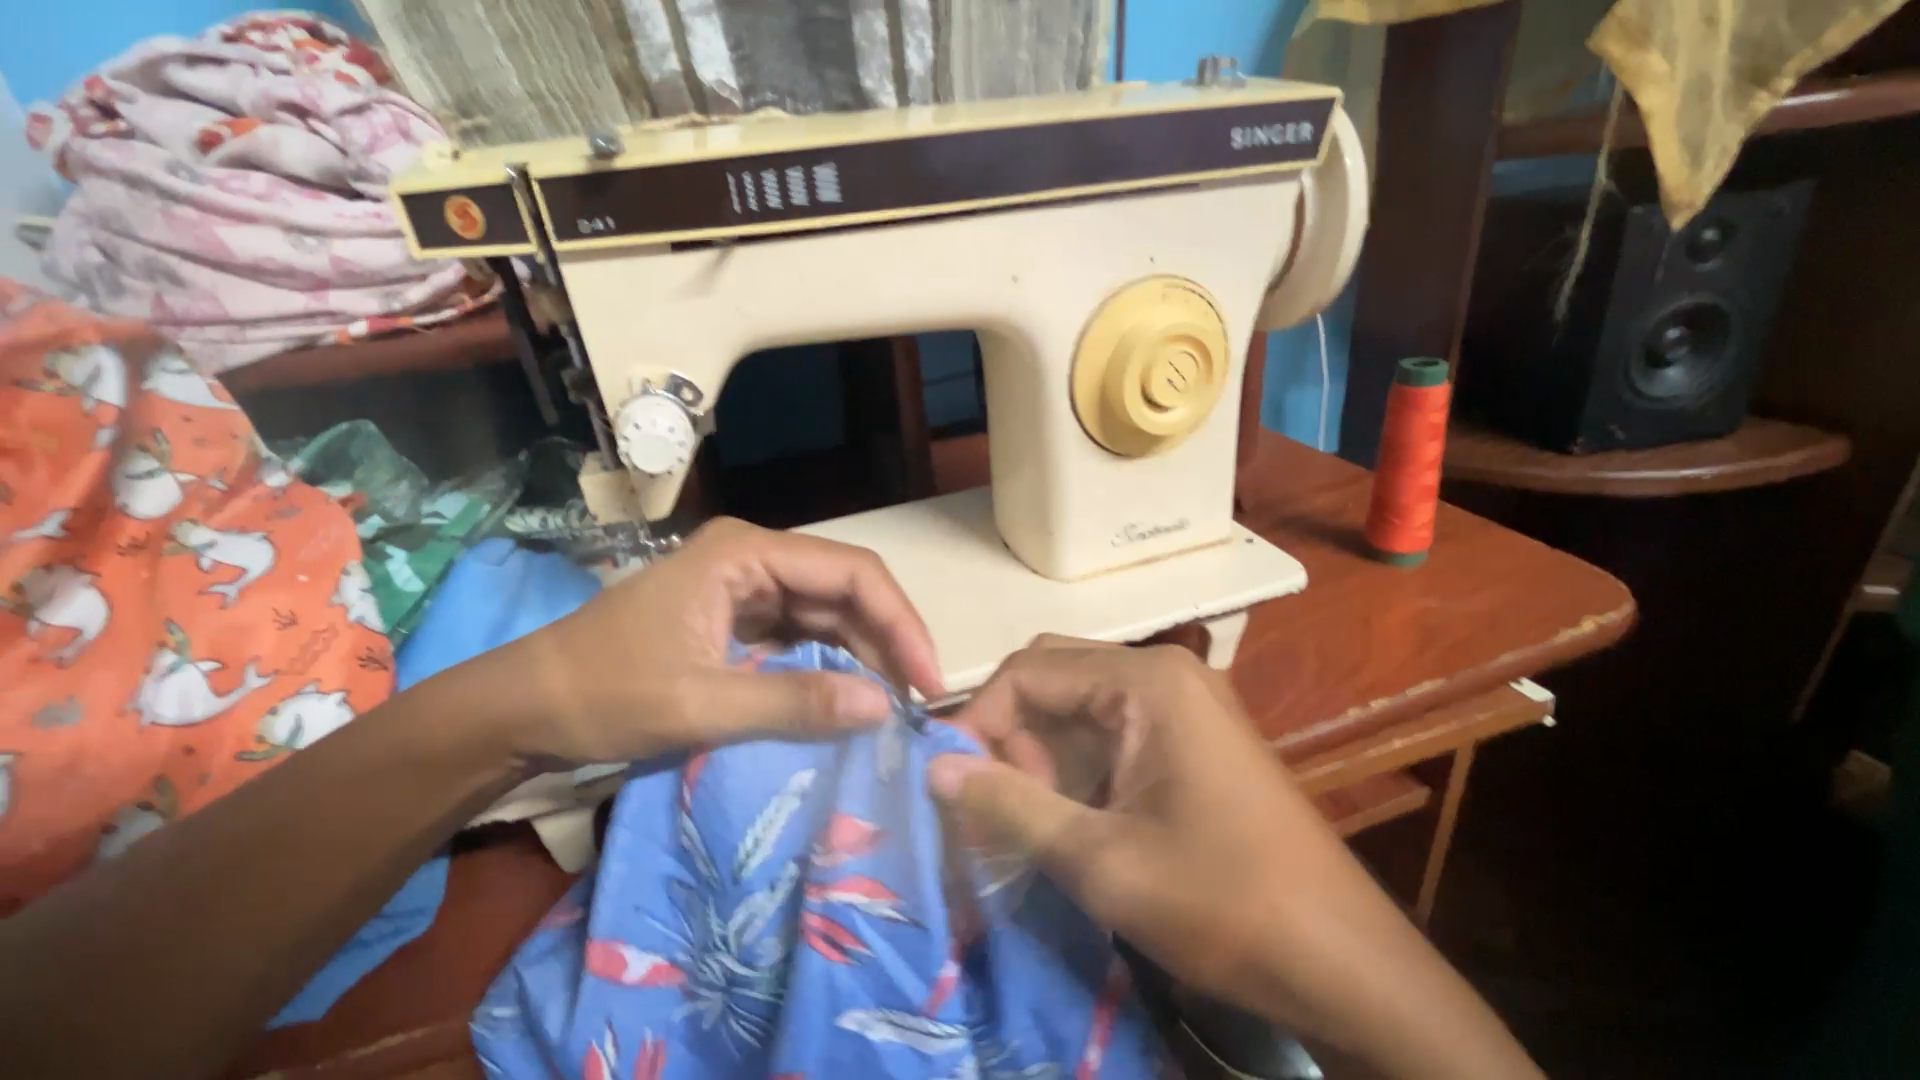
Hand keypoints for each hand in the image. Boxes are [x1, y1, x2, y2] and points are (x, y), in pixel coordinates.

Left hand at [483, 517, 944, 768]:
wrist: (522, 708)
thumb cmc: (603, 694)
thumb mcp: (700, 703)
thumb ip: (794, 702)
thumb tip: (883, 708)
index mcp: (745, 553)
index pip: (852, 573)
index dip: (901, 624)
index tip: (928, 682)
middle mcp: (752, 559)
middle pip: (846, 590)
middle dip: (887, 642)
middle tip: (919, 703)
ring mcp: (743, 589)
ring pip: (828, 615)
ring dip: (863, 657)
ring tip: (894, 708)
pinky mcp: (735, 621)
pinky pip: (801, 638)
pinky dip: (828, 668)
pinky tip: (849, 702)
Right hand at [928, 637, 1309, 1009]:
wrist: (1341, 962)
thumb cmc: (1220, 902)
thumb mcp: (1099, 859)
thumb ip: (1009, 805)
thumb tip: (932, 767)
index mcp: (1146, 681)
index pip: (1028, 671)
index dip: (979, 722)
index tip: (952, 787)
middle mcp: (1166, 673)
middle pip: (1054, 679)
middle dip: (1011, 737)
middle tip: (996, 807)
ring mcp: (1186, 705)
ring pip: (1080, 709)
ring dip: (1042, 757)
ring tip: (1031, 825)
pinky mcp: (1196, 740)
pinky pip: (1115, 733)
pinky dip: (1079, 769)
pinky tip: (1073, 822)